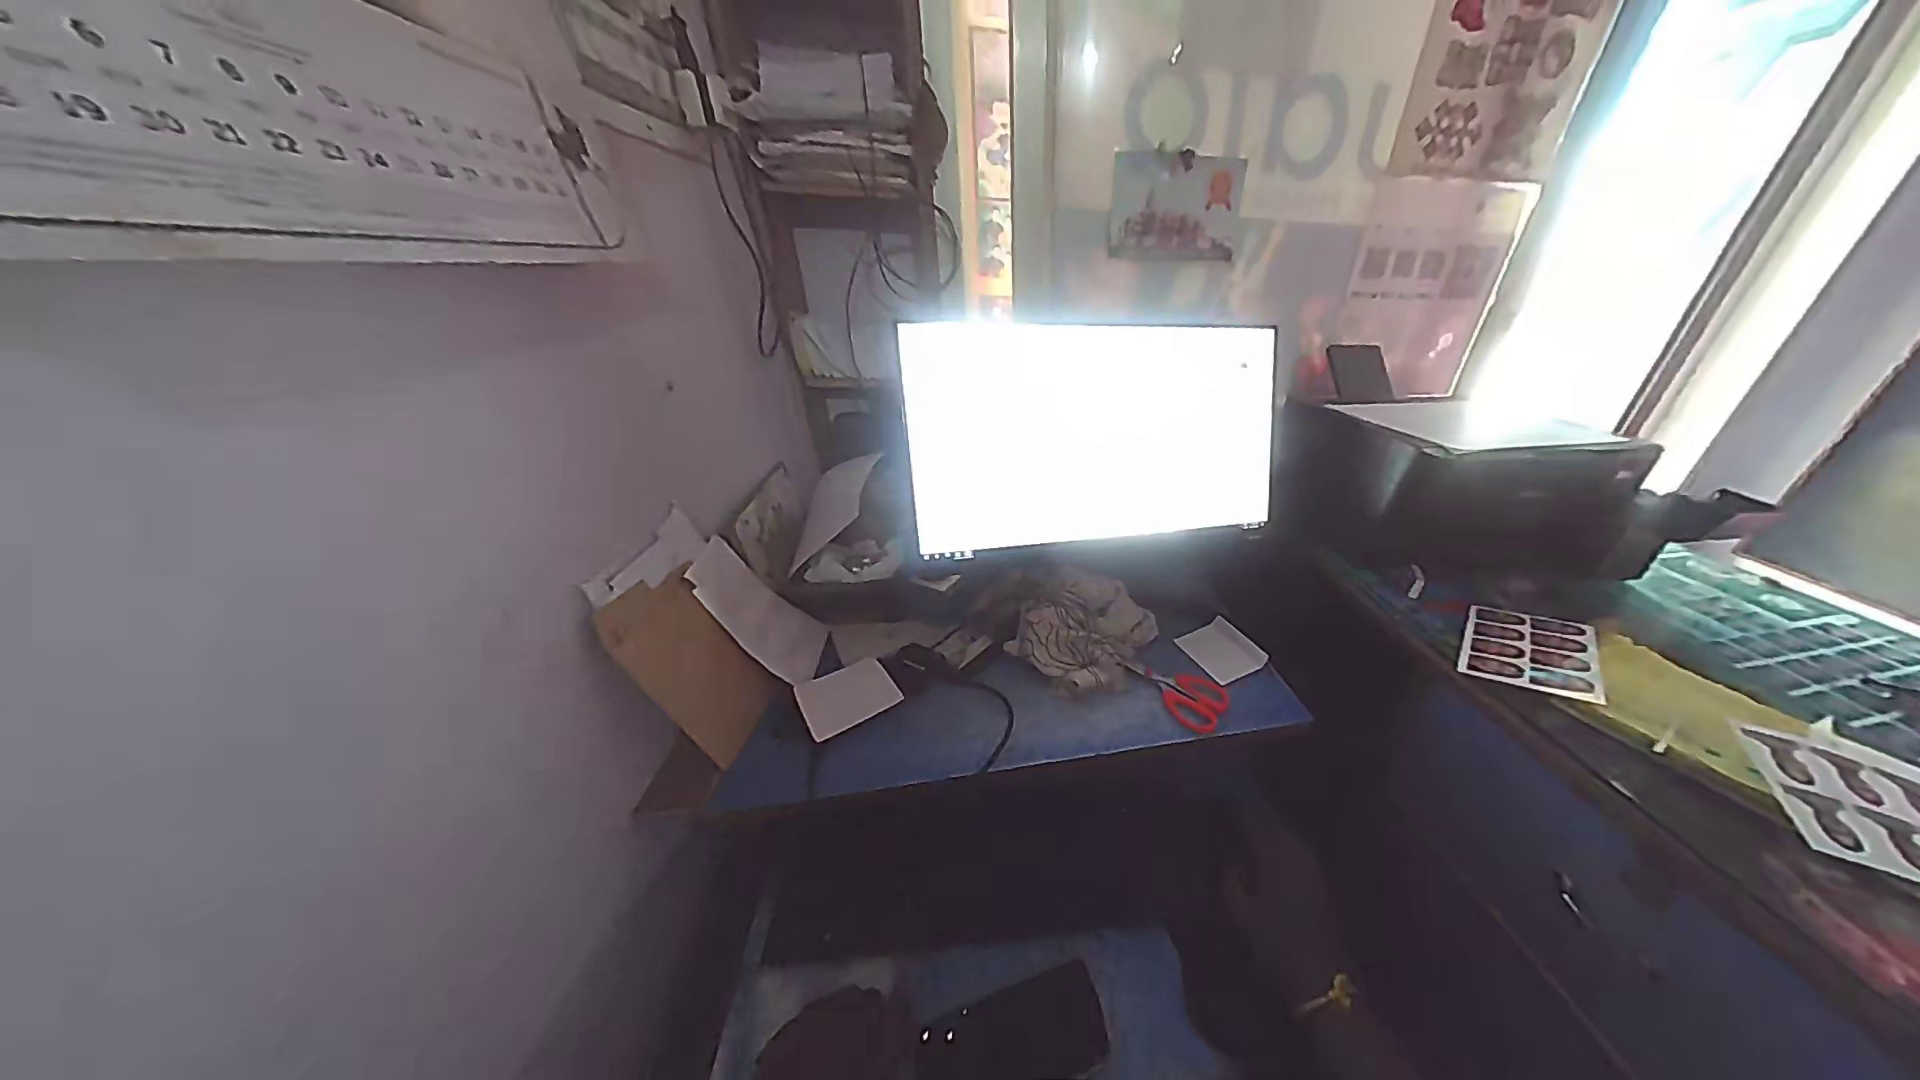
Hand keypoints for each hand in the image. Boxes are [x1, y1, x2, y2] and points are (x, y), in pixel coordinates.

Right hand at [1221, 800, 1349, 1001]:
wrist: (1320, 978)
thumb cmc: (1273, 944)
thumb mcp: (1238, 910)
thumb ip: (1229, 875)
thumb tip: (1226, 854)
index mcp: (1272, 848)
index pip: (1246, 810)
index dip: (1226, 799)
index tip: (1206, 792)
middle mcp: (1293, 845)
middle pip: (1266, 811)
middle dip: (1243, 802)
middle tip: (1219, 796)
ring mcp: (1308, 858)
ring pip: (1279, 823)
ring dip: (1259, 815)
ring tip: (1235, 812)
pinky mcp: (1315, 872)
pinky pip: (1288, 838)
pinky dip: (1271, 831)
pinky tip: (1258, 837)